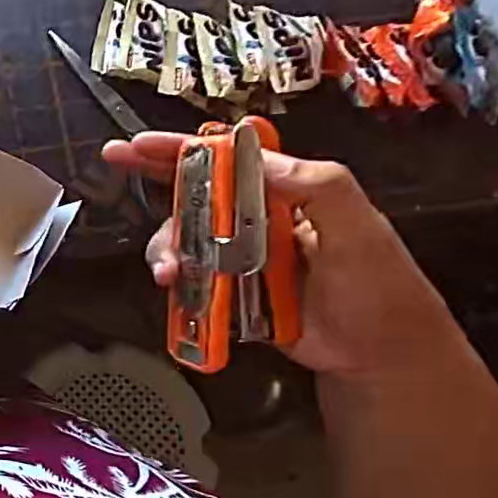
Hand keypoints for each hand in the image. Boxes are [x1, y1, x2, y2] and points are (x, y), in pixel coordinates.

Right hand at [102, 133, 462, 380]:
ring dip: (165, 247)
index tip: (142, 142)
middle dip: (152, 176)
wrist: (379, 356)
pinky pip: (184, 272)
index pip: (230, 160)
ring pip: (181, 236)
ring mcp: (236, 253)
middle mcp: (254, 219)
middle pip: (193, 191)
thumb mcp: (363, 233)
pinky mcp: (224, 285)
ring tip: (170, 270)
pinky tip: (174, 285)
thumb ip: (321, 188)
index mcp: (286, 195)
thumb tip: (261, 159)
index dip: (184, 146)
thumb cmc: (382, 291)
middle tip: (115, 160)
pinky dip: (171, 276)